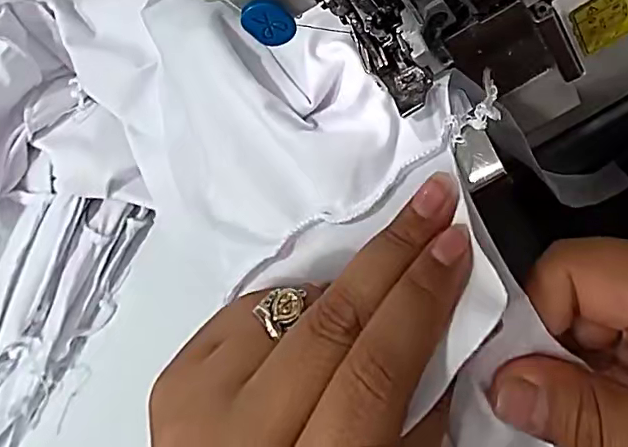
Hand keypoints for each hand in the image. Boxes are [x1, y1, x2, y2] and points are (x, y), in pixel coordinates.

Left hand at [150, 172, 471, 446]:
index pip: (374, 369)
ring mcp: (199, 407)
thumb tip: (441, 328)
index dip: (420, 296)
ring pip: (294, 302)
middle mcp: (239, 441)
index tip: (452, 244)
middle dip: (394, 250)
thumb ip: (413, 424)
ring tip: (379, 274)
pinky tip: (312, 315)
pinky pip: (251, 305)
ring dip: (346, 279)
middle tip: (431, 205)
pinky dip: (293, 300)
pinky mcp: (176, 379)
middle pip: (333, 317)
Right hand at [490, 238, 627, 446]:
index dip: (529, 320)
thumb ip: (591, 415)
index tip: (508, 380)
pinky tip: (604, 431)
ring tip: (572, 432)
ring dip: (573, 381)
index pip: (566, 269)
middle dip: (547, 354)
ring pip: (590, 330)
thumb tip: (508, 382)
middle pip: (574, 294)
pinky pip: (617, 355)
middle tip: (536, 419)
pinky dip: (599, 393)